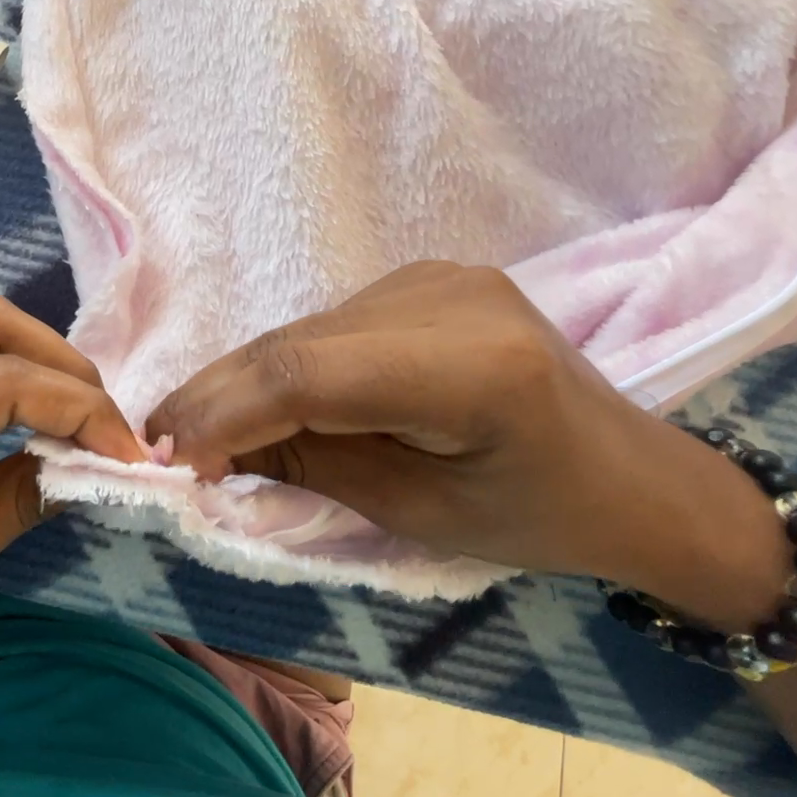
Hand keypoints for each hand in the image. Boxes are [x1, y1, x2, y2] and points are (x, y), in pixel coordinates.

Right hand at [143, 262, 785, 620]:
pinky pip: (321, 328)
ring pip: (297, 333)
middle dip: (214, 398)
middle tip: (157, 443)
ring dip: (237, 382)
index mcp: (473, 369)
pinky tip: (251, 400)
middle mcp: (448, 297)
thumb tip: (200, 448)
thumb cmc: (541, 519)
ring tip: (190, 428)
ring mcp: (432, 276)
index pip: (309, 376)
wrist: (640, 478)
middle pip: (292, 345)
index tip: (171, 459)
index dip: (225, 413)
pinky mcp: (419, 278)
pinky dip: (276, 368)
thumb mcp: (417, 515)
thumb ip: (304, 466)